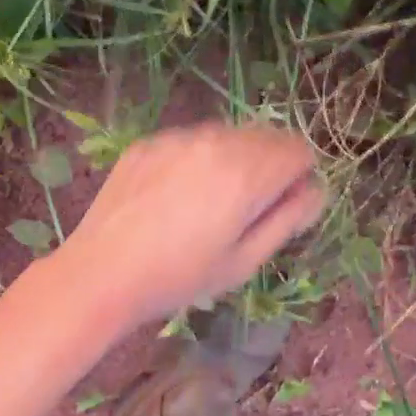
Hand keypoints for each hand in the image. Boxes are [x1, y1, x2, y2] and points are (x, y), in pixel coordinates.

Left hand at [57, 123, 326, 326]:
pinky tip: (168, 203)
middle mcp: (215, 141)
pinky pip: (187, 144)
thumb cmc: (178, 278)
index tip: (276, 212)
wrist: (101, 274)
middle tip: (238, 216)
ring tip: (200, 211)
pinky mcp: (146, 144)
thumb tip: (315, 190)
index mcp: (247, 172)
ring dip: (228, 163)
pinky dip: (192, 164)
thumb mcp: (242, 263)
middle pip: (265, 138)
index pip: (299, 150)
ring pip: (225, 137)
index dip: (297, 181)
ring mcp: (177, 138)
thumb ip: (287, 220)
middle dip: (265, 169)